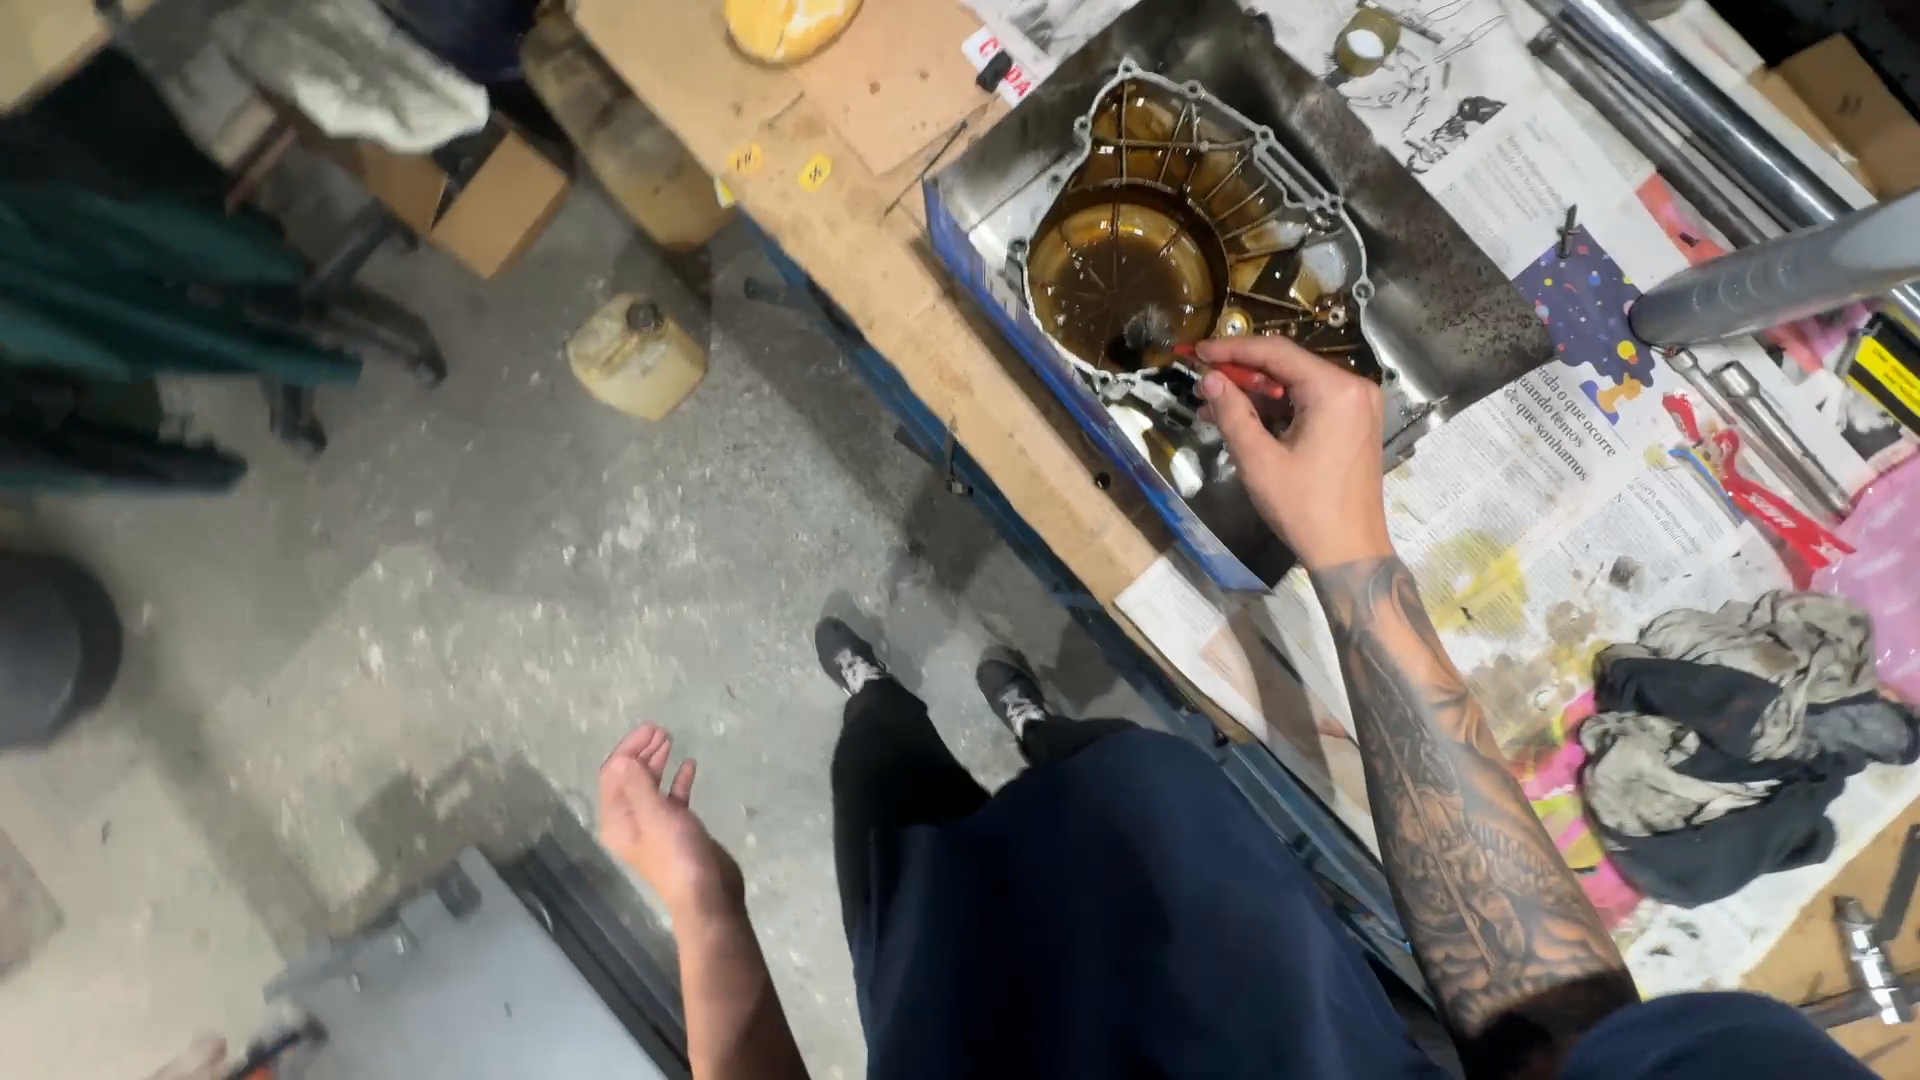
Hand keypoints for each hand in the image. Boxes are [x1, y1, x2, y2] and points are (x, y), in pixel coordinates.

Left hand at [599, 723, 742, 917]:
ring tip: (671, 738)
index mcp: (617, 820)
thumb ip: (638, 785)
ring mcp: (655, 825)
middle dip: (642, 751)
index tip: (650, 728)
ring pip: (651, 785)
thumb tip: (623, 758)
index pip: (614, 776)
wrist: (707, 893)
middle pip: (630, 778)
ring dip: (658, 761)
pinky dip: (678, 779)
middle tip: (662, 729)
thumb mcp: (654, 816)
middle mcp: (631, 821)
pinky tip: (689, 764)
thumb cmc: (677, 854)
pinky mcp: (678, 828)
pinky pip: (673, 797)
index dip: (628, 749)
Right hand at [1196, 336, 1393, 570]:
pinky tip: (1242, 419)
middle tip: (1201, 383)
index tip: (1197, 352)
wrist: (1349, 549)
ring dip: (1254, 394)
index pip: (1276, 352)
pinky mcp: (1352, 424)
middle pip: (1287, 366)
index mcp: (1334, 390)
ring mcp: (1356, 406)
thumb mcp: (1258, 460)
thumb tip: (1209, 380)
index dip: (1232, 350)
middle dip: (1241, 374)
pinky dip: (1275, 410)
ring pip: (1295, 386)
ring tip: (1212, 406)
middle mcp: (1352, 388)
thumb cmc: (1303, 506)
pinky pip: (1308, 404)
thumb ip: (1233, 413)